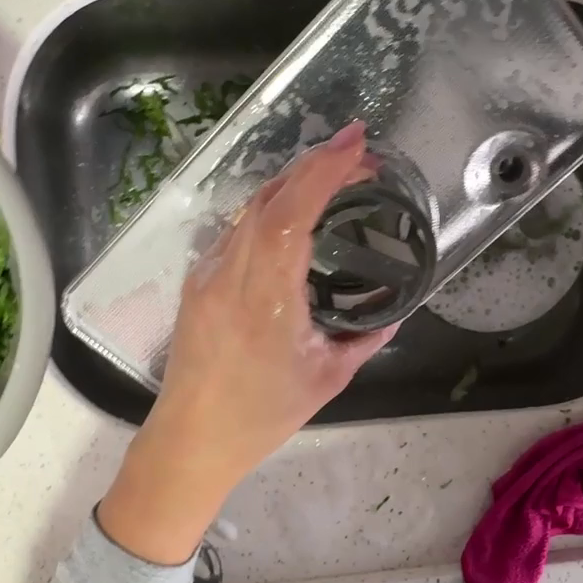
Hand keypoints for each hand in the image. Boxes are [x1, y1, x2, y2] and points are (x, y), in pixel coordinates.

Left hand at [96, 122, 396, 563]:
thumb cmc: (260, 416)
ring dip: (292, 183)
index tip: (358, 142)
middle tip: (359, 154)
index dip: (323, 169)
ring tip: (333, 176)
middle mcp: (230, 273)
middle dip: (315, 164)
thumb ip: (364, 340)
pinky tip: (292, 214)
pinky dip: (270, 209)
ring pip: (249, 209)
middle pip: (269, 198)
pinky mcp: (197, 282)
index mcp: (265, 296)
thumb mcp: (326, 378)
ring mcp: (207, 274)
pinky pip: (236, 231)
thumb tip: (392, 316)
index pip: (291, 212)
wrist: (191, 439)